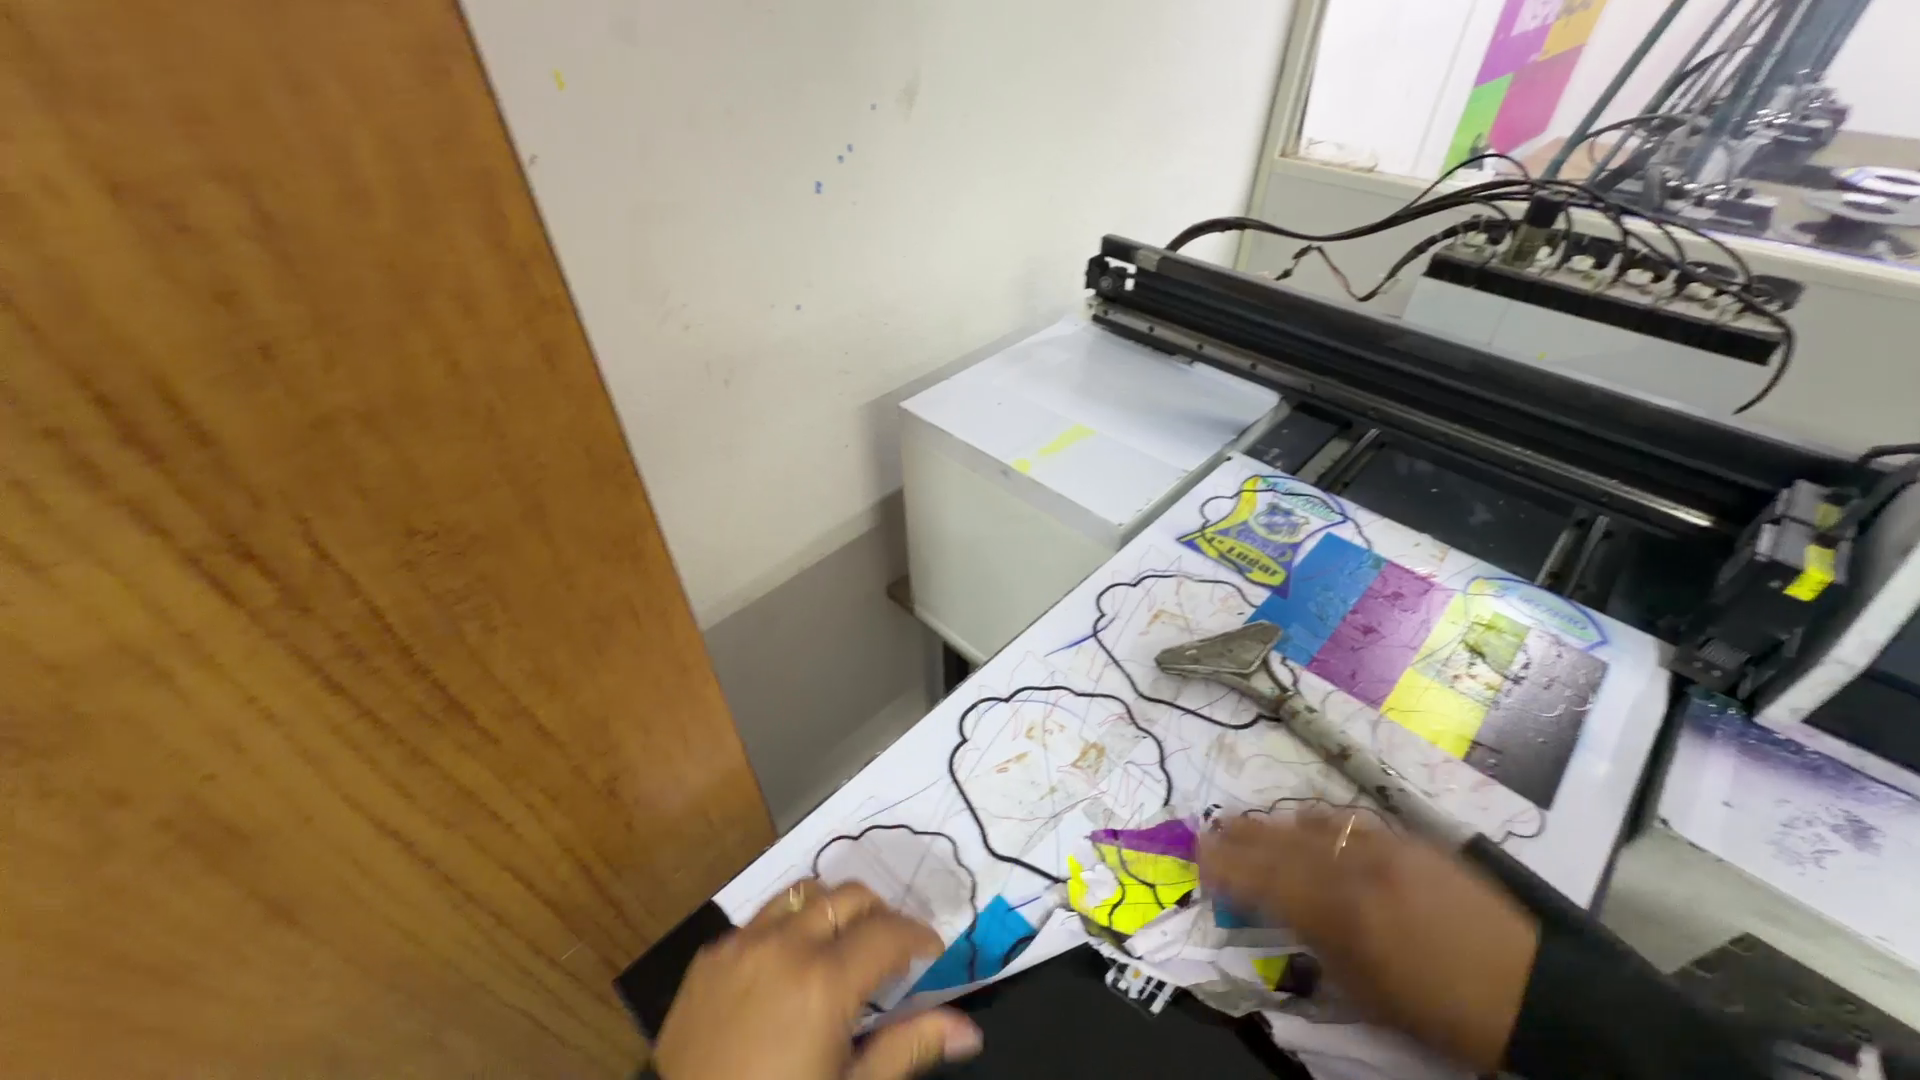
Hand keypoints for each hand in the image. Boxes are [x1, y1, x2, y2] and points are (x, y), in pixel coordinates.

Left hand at [653, 880, 983, 1079]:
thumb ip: (909, 1047)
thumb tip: (969, 1030)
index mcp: (824, 981)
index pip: (889, 932)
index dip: (919, 936)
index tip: (932, 950)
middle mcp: (784, 946)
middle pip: (849, 896)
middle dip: (880, 914)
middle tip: (891, 948)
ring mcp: (741, 945)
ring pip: (802, 894)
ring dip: (832, 909)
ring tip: (841, 943)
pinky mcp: (710, 956)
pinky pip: (760, 919)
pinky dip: (787, 928)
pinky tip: (789, 966)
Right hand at [1198, 814, 1538, 1072]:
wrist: (1531, 991)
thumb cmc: (1442, 1012)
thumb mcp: (1366, 994)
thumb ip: (1317, 945)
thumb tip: (1282, 915)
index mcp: (1342, 913)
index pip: (1265, 879)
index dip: (1227, 866)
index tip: (1200, 858)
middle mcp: (1357, 869)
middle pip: (1282, 844)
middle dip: (1241, 837)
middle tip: (1210, 830)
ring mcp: (1387, 849)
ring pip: (1314, 825)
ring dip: (1275, 825)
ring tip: (1248, 824)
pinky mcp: (1413, 842)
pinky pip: (1351, 821)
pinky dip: (1320, 821)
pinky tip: (1306, 822)